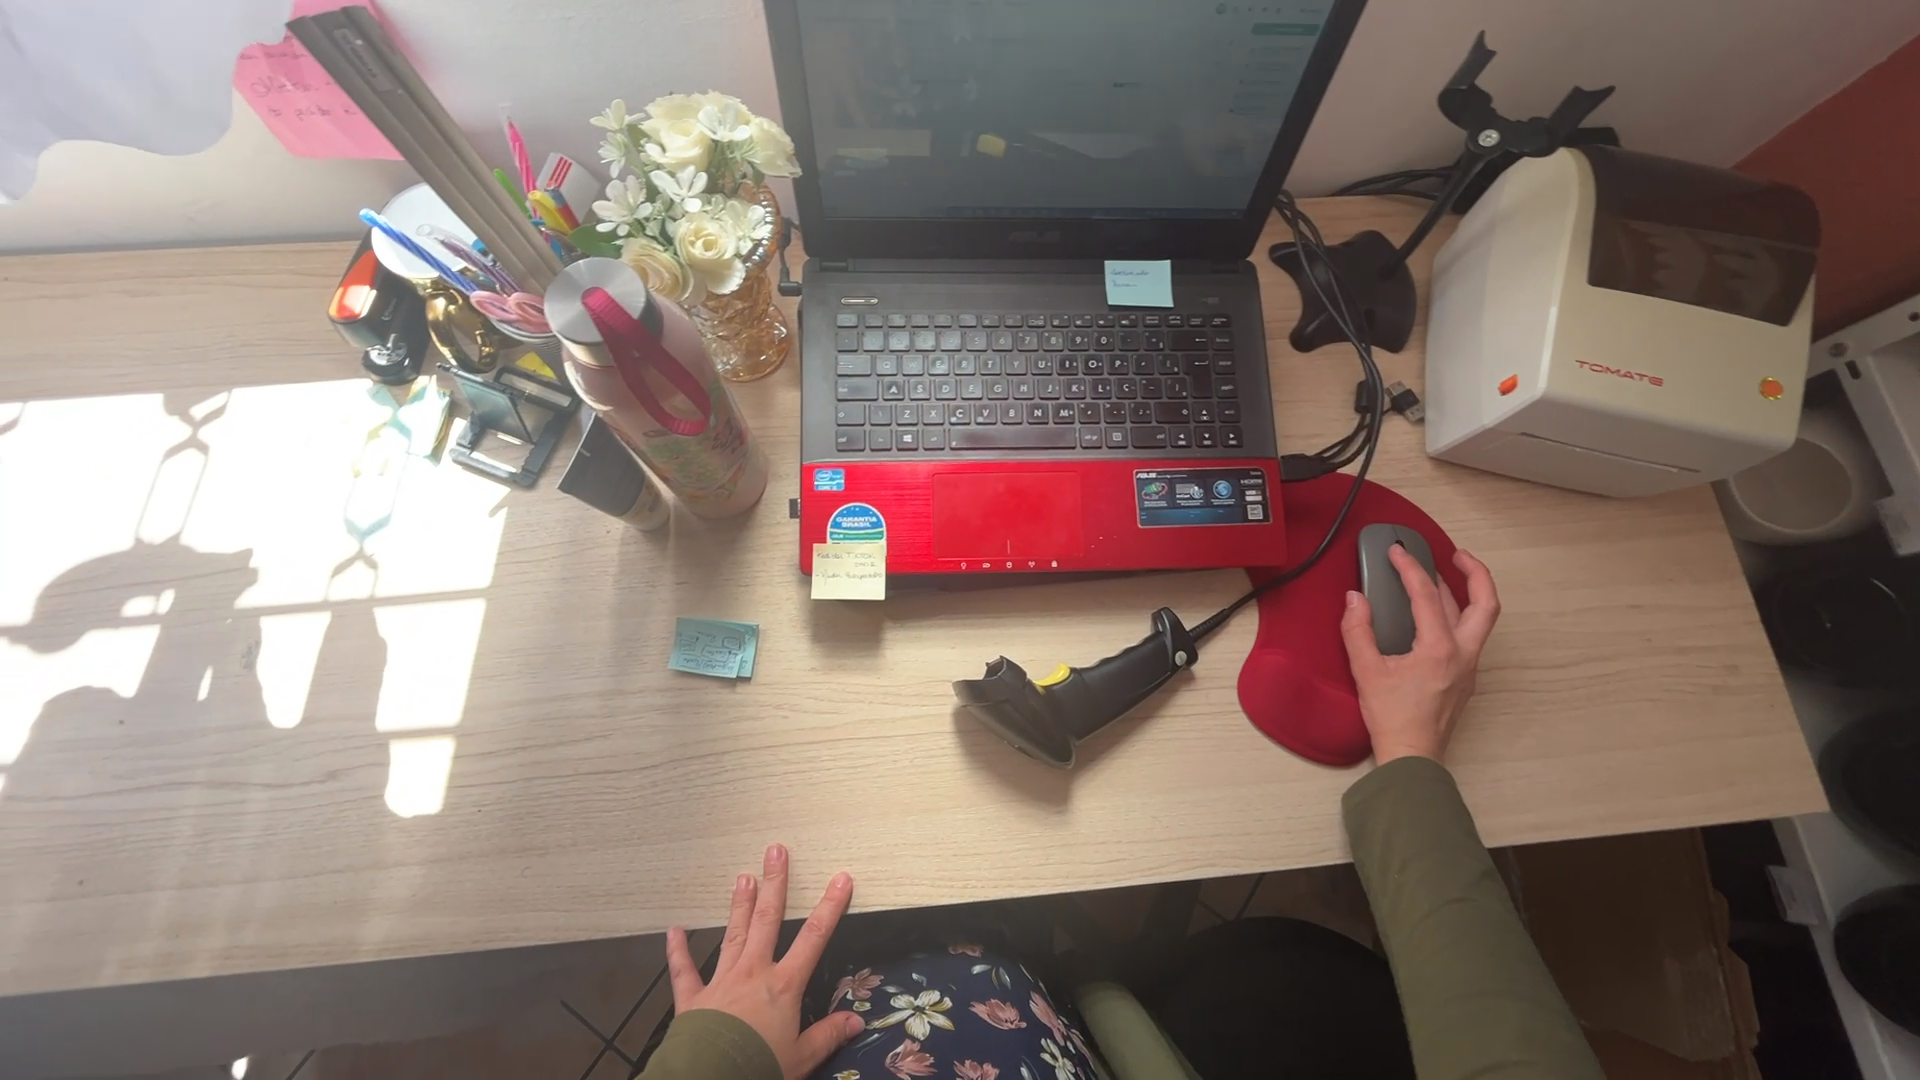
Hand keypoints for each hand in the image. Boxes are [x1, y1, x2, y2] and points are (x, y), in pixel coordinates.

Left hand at [666, 844, 863, 1079]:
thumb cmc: (757, 1069)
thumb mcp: (800, 1059)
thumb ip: (827, 1036)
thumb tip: (857, 1020)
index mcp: (783, 986)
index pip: (814, 938)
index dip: (830, 906)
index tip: (841, 877)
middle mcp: (753, 973)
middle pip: (768, 920)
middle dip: (775, 884)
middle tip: (775, 850)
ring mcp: (721, 982)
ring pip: (734, 935)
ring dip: (740, 905)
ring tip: (743, 877)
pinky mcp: (692, 1001)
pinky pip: (684, 972)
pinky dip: (678, 951)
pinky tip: (673, 930)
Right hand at [1339, 547, 1500, 764]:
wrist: (1413, 754)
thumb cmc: (1391, 715)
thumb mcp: (1366, 670)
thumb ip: (1358, 630)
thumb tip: (1355, 599)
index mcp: (1440, 649)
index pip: (1428, 596)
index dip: (1410, 569)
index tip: (1397, 552)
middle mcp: (1464, 654)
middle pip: (1485, 603)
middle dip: (1475, 573)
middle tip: (1457, 554)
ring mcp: (1469, 666)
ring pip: (1480, 619)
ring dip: (1467, 593)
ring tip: (1446, 577)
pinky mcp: (1465, 677)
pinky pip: (1471, 635)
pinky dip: (1459, 613)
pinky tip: (1439, 614)